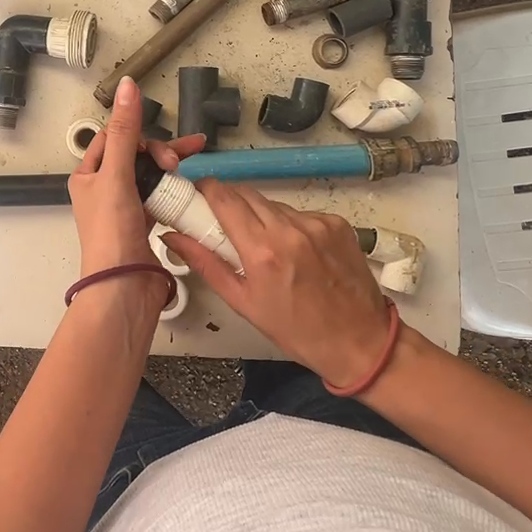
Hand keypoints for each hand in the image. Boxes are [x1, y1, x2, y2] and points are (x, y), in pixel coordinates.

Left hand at [67, 76, 205, 277]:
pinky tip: (187, 191)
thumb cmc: (112, 232)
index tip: (165, 144)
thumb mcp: (117, 175)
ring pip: (149, 176)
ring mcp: (123, 208)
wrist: (123, 287)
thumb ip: (126, 131)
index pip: (114, 138)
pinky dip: (171, 191)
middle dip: (160, 152)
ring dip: (169, 170)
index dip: (139, 134)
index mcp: (87, 175)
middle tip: (179, 162)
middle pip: (135, 155)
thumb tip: (127, 86)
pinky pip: (158, 197)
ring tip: (190, 170)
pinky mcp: (141, 225)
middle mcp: (102, 189)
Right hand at [162, 180, 394, 387]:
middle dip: (229, 201)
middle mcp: (289, 228)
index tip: (196, 196)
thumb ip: (205, 263)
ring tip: (264, 245)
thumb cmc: (297, 330)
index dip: (205, 189)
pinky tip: (295, 250)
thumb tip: (171, 237)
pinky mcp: (337, 223)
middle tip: (223, 224)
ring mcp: (316, 223)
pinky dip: (289, 225)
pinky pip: (300, 213)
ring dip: (260, 215)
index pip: (223, 197)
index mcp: (262, 250)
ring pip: (273, 203)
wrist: (360, 342)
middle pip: (246, 193)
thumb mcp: (243, 302)